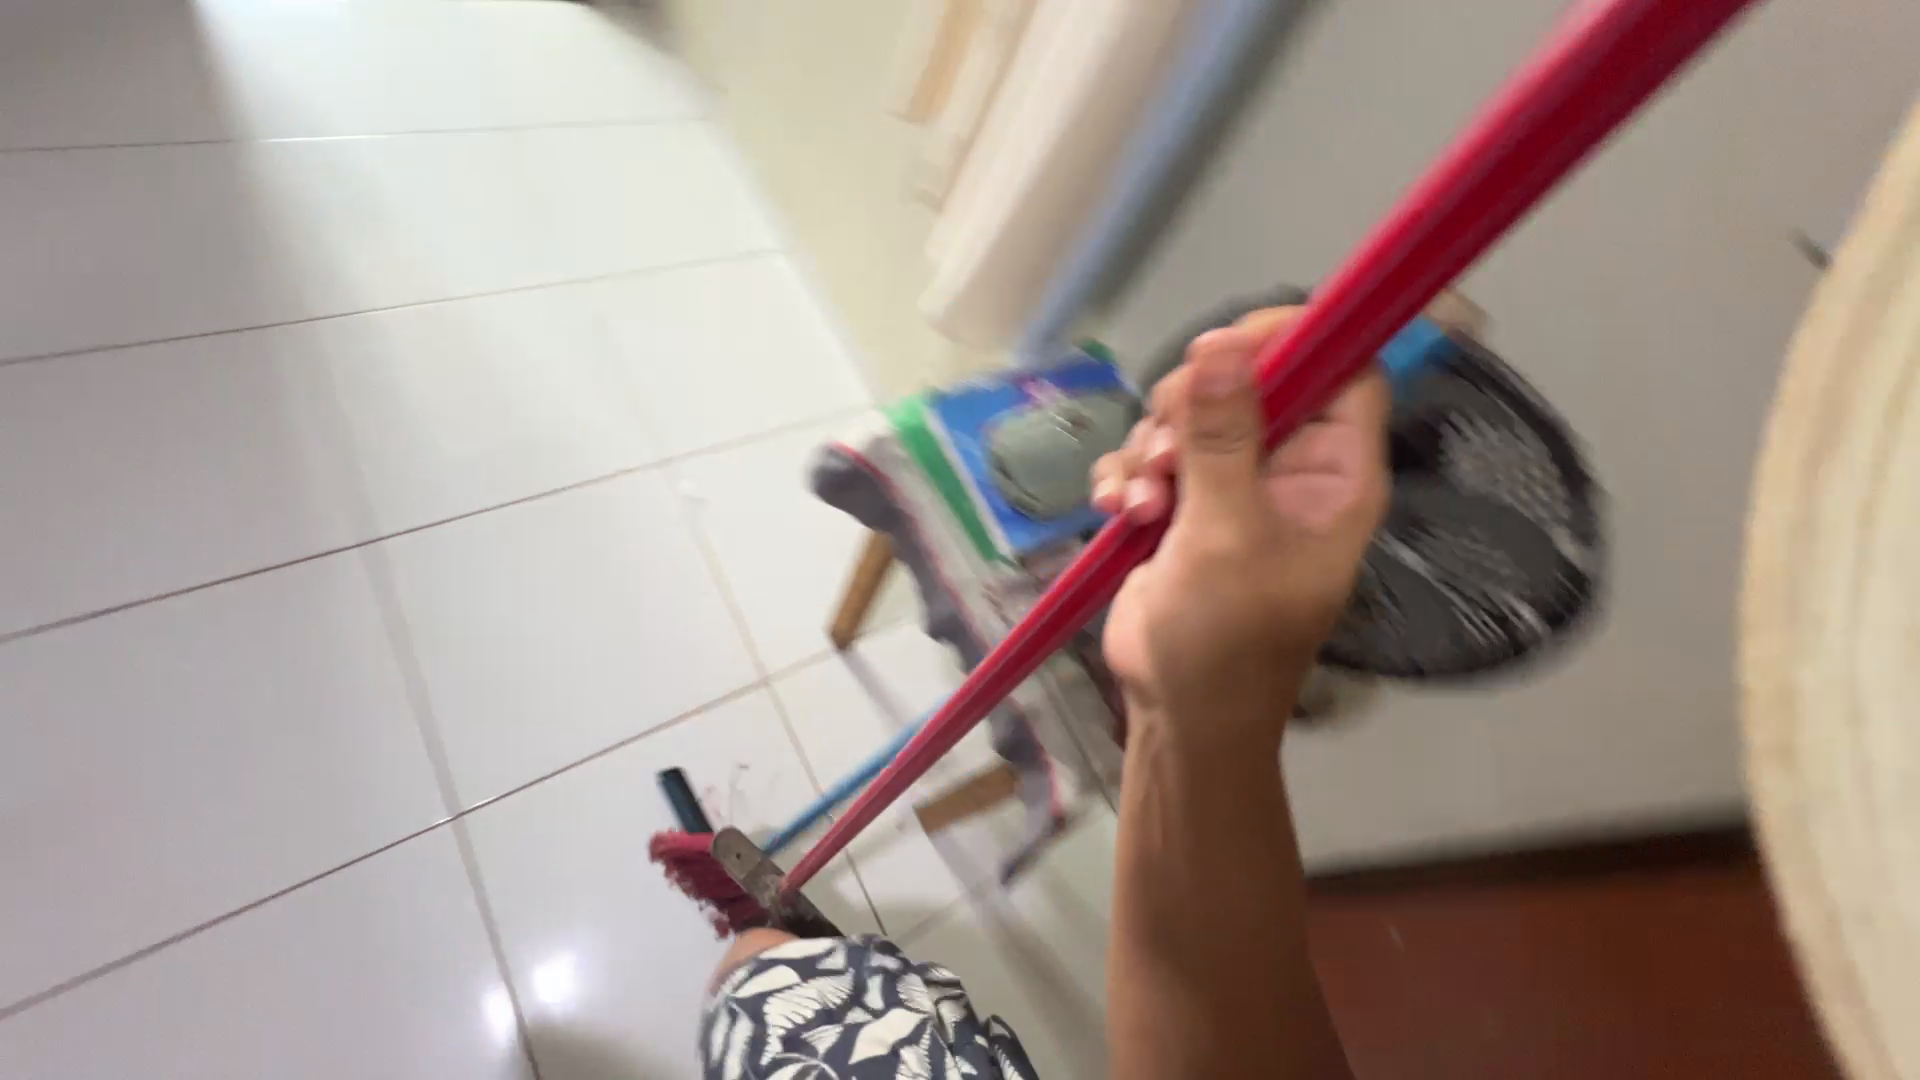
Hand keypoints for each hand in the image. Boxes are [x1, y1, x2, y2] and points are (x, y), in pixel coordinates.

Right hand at [1093, 307, 1390, 737]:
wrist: (1176, 710)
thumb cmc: (1225, 638)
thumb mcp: (1227, 534)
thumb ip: (1223, 438)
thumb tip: (1221, 345)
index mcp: (1332, 475)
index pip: (1338, 372)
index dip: (1289, 346)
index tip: (1218, 349)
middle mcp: (1284, 472)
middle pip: (1245, 387)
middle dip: (1190, 409)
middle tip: (1165, 451)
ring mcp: (1225, 489)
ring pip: (1184, 422)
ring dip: (1148, 452)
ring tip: (1140, 506)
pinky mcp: (1176, 509)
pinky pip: (1146, 460)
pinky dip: (1125, 479)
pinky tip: (1115, 512)